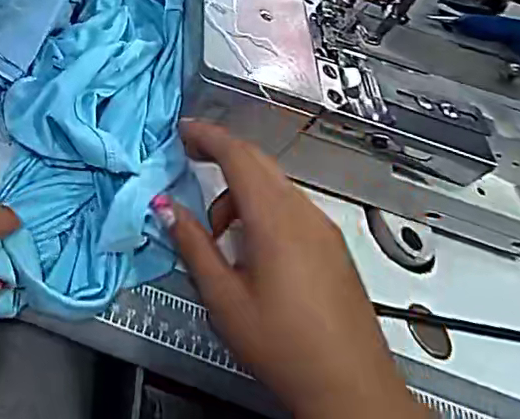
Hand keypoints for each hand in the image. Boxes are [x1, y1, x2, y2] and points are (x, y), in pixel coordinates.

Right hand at [155, 120, 425, 418]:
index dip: (206, 135)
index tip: (184, 130)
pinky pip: (290, 204)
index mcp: (273, 218)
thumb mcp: (224, 299)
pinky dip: (263, 205)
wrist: (354, 391)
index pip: (236, 154)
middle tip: (191, 157)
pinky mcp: (332, 243)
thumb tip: (166, 208)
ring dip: (240, 189)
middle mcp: (302, 212)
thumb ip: (192, 245)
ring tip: (218, 231)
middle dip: (221, 153)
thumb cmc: (286, 349)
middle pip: (257, 160)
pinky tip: (252, 246)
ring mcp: (322, 226)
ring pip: (274, 182)